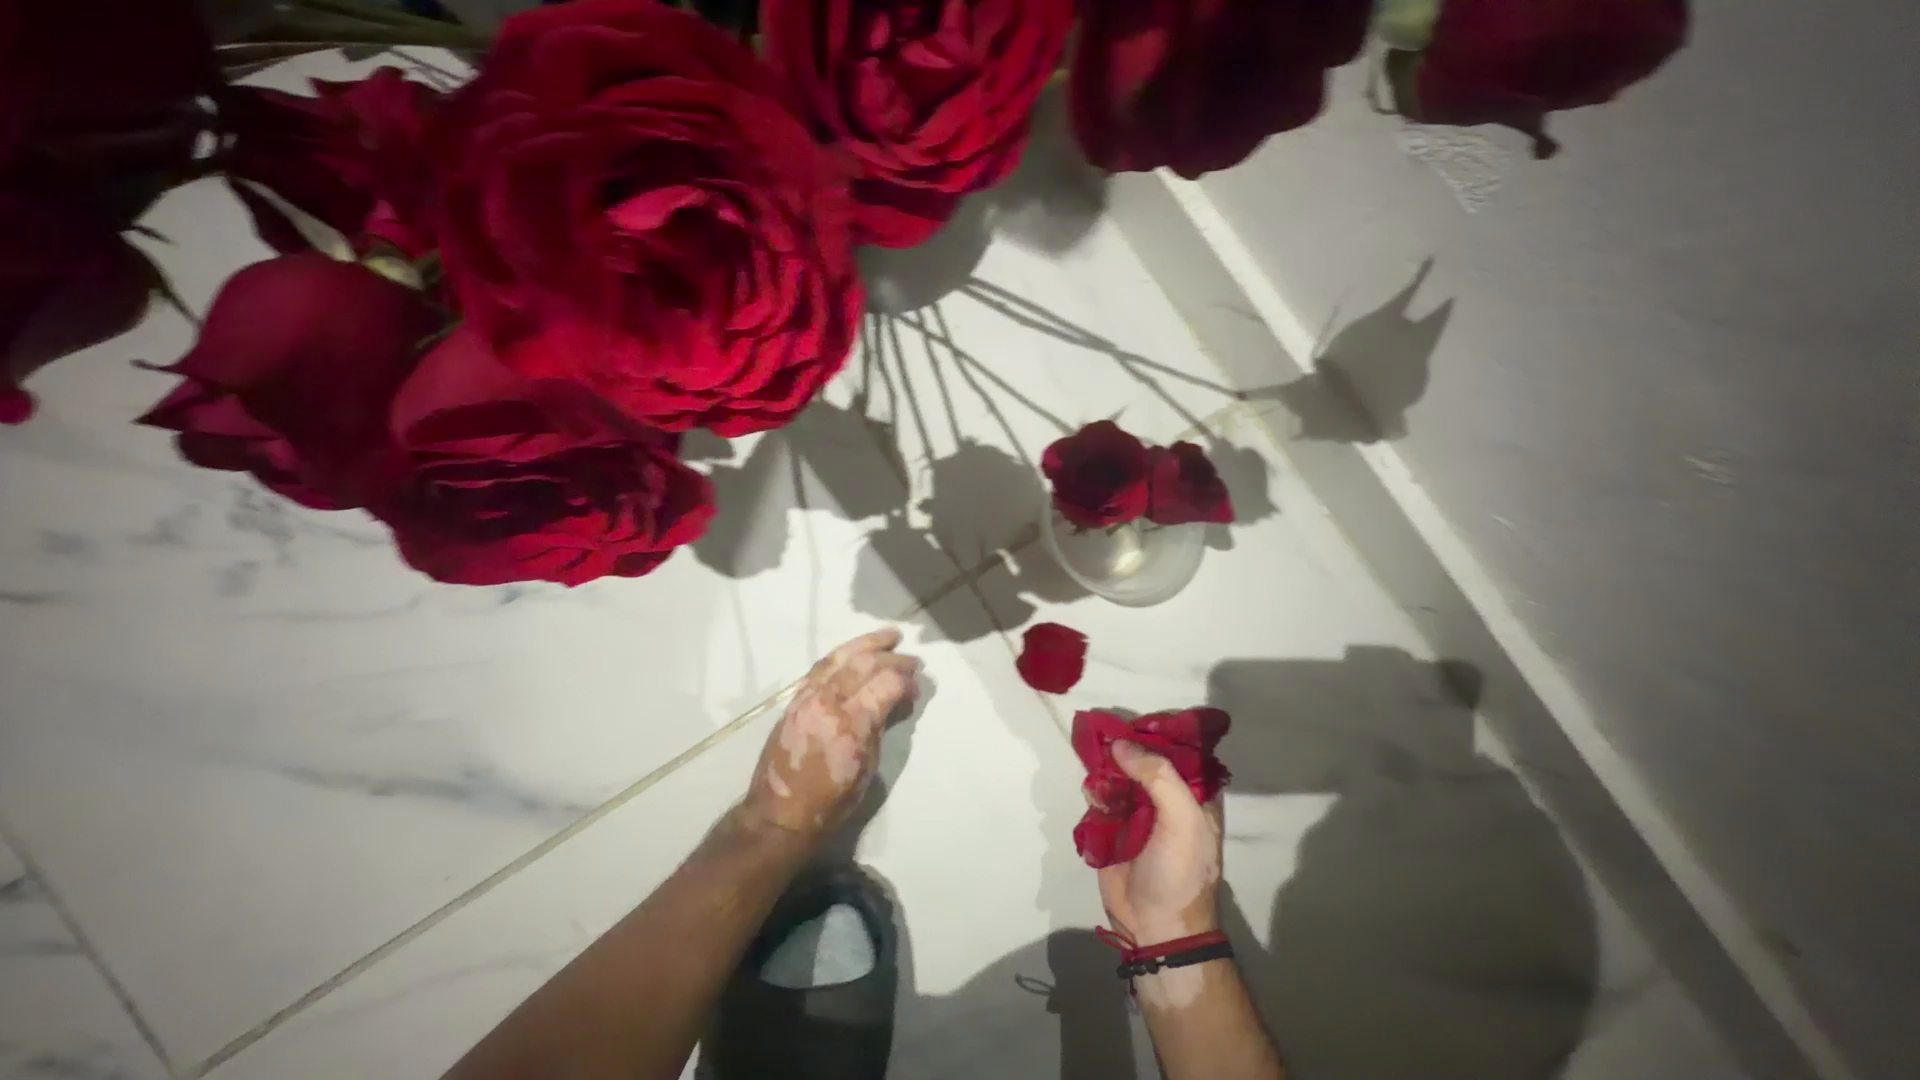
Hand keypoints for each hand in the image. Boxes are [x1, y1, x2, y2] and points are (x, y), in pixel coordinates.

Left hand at [743, 627, 919, 838]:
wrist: (779, 814)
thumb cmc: (830, 802)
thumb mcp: (867, 769)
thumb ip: (880, 728)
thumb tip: (896, 703)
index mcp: (850, 725)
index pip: (885, 684)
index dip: (906, 682)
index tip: (917, 689)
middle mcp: (827, 703)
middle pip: (864, 664)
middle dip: (892, 658)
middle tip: (912, 660)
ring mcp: (807, 698)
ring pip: (839, 657)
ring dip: (866, 644)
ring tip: (889, 636)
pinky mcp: (794, 700)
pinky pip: (821, 667)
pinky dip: (842, 655)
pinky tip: (855, 652)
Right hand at [1095, 741, 1223, 945]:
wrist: (1154, 926)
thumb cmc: (1180, 872)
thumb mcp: (1183, 820)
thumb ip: (1158, 776)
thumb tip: (1119, 744)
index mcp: (1194, 795)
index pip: (1180, 750)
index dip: (1159, 731)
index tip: (1135, 717)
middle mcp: (1166, 798)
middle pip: (1143, 759)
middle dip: (1124, 745)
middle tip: (1102, 728)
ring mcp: (1137, 812)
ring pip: (1118, 775)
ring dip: (1105, 766)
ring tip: (1093, 756)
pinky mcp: (1110, 827)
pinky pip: (1100, 797)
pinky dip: (1094, 790)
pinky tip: (1092, 791)